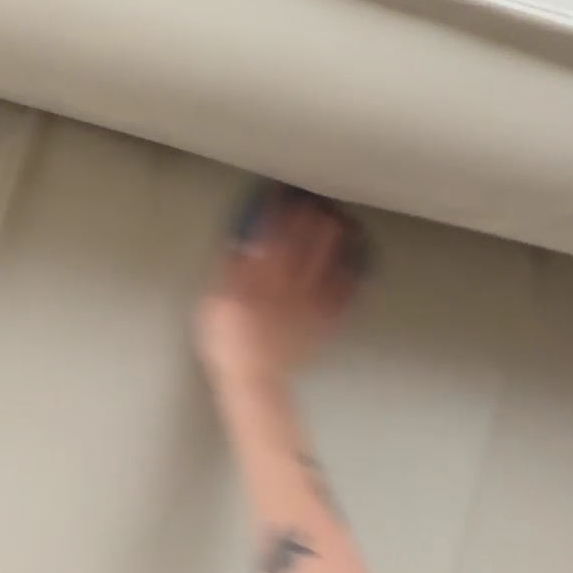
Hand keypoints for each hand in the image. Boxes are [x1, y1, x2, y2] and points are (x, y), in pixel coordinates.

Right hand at [197, 188, 365, 385]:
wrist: (252, 379)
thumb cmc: (225, 341)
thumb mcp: (215, 300)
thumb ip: (230, 268)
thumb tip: (242, 238)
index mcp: (262, 274)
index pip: (275, 231)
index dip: (282, 209)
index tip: (284, 192)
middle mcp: (291, 281)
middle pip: (309, 239)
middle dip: (314, 216)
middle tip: (318, 199)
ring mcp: (312, 300)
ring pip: (331, 259)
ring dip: (337, 236)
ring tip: (342, 220)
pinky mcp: (325, 319)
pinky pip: (344, 291)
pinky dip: (352, 272)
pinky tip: (357, 261)